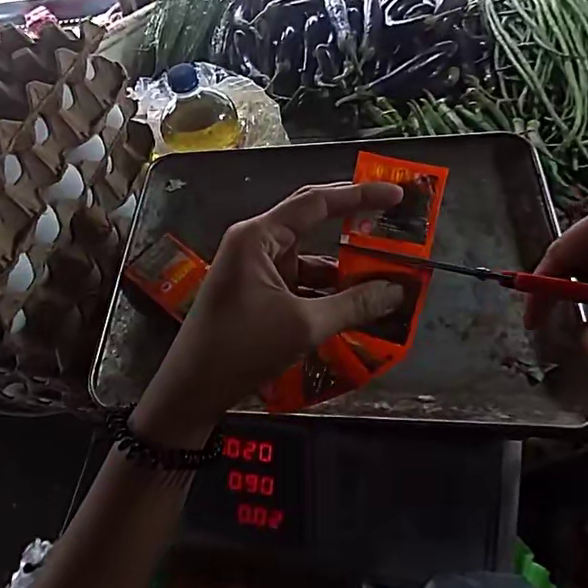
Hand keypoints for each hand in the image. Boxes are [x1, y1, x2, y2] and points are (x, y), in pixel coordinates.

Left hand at [131, 182, 407, 445]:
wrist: (191, 391)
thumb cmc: (241, 348)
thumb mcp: (303, 326)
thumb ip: (353, 305)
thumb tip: (397, 291)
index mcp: (258, 237)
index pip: (315, 202)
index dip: (359, 195)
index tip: (396, 195)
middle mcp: (255, 245)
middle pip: (313, 225)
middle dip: (354, 227)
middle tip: (394, 226)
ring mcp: (255, 270)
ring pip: (310, 260)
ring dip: (344, 270)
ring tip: (387, 276)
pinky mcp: (258, 295)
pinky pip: (300, 284)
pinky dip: (327, 293)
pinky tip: (357, 306)